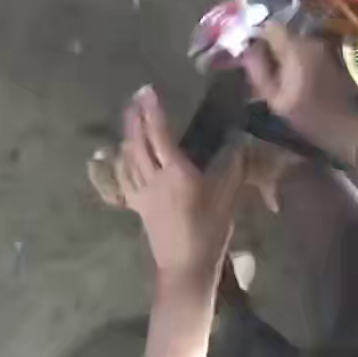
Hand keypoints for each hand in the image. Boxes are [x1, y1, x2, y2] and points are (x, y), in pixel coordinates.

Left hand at [115, 86, 239, 296]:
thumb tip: (238, 138)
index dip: (153, 111)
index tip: (148, 91)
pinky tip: (119, 153)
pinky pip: (123, 177)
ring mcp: (142, 193)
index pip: (160, 134)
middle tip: (134, 98)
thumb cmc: (210, 228)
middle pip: (138, 142)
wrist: (186, 265)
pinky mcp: (138, 206)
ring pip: (128, 158)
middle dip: (135, 117)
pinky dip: (120, 160)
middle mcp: (154, 178)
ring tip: (130, 118)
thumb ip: (232, 163)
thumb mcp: (228, 193)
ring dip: (127, 134)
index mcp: (176, 172)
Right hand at [239, 23, 357, 132]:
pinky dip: (298, 57)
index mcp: (295, 48)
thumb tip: (246, 49)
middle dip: (271, 46)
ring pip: (295, 41)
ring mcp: (322, 46)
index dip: (258, 35)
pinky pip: (306, 49)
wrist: (341, 123)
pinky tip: (295, 75)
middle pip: (283, 33)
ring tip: (279, 73)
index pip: (271, 26)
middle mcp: (310, 40)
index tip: (251, 50)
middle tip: (264, 66)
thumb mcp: (272, 96)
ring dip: (285, 52)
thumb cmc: (304, 113)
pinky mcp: (330, 54)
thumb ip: (257, 68)